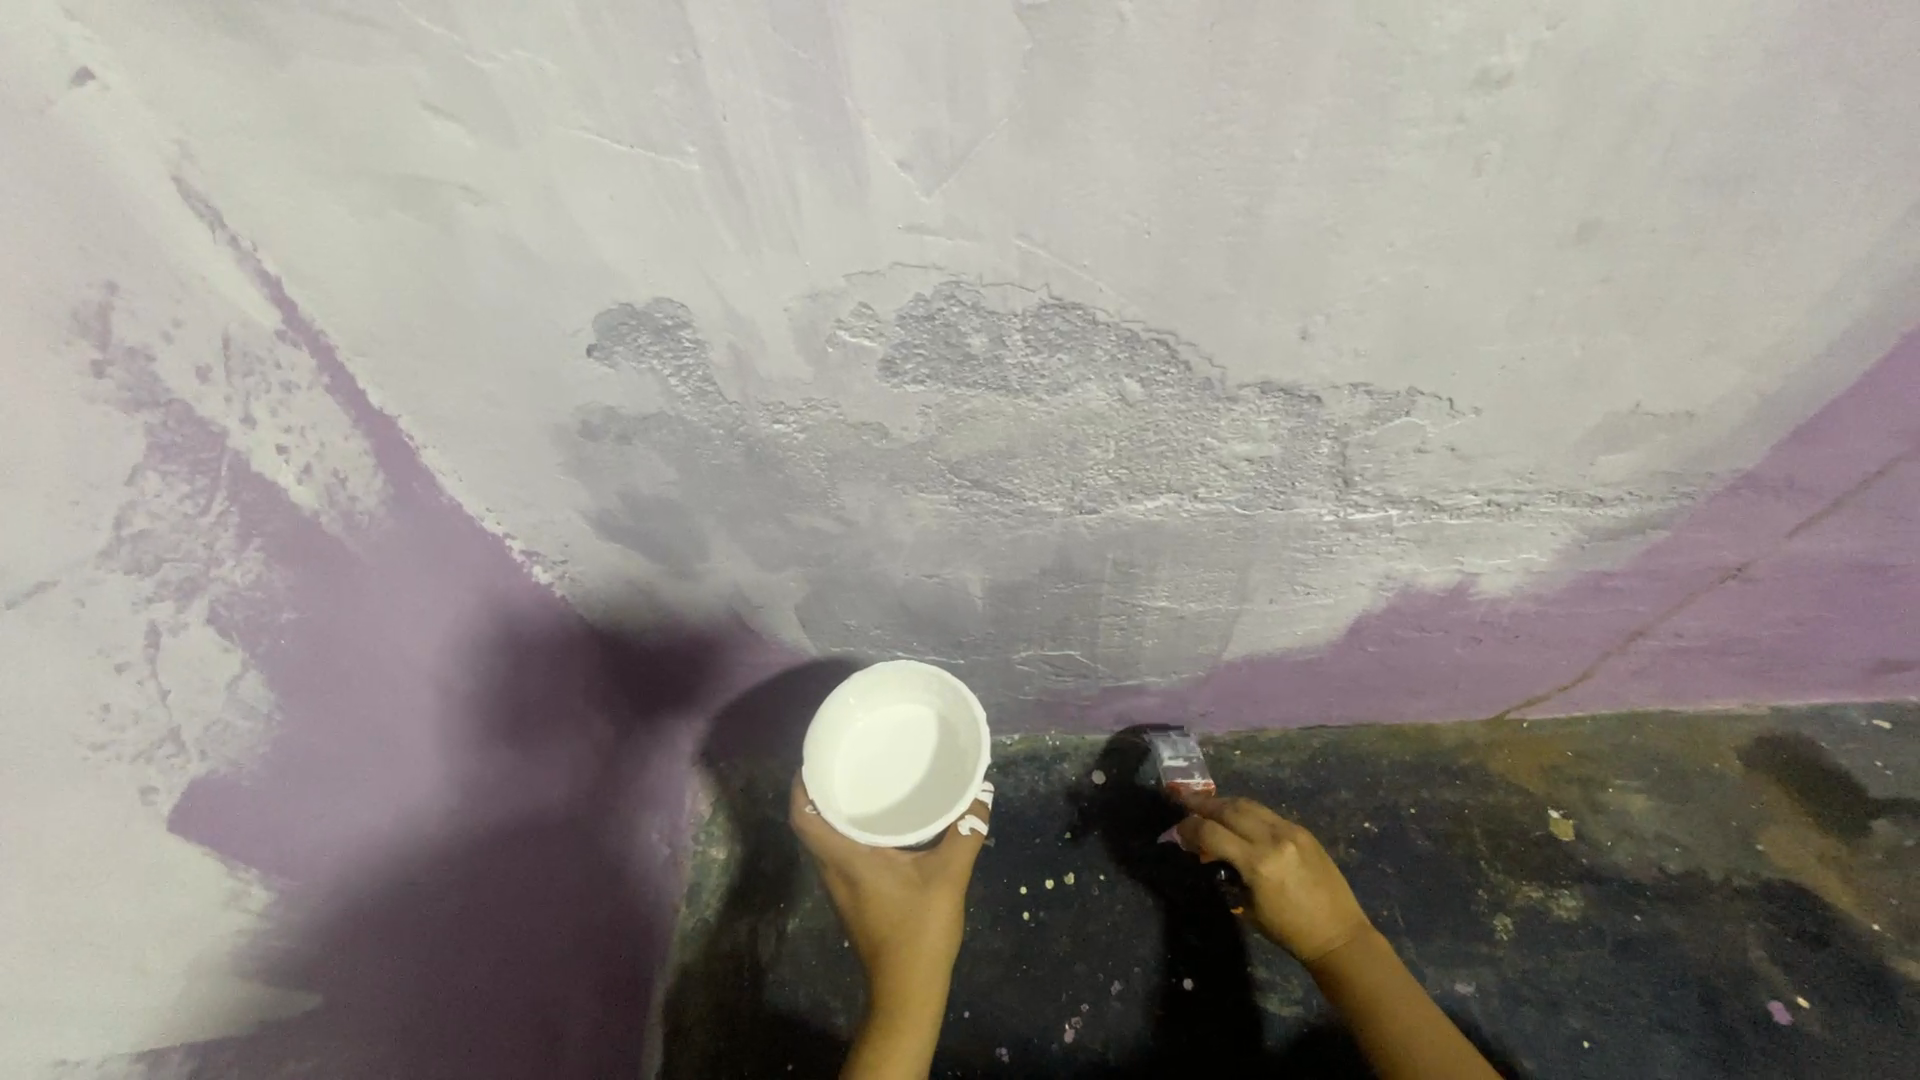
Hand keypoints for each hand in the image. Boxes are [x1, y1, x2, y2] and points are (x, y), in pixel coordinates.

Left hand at [788, 774, 992, 1000]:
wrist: (907, 991)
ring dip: (834, 813)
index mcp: (845, 859)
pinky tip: (878, 824)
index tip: (816, 758)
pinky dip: (848, 833)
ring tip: (860, 783)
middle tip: (844, 760)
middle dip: (819, 792)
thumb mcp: (949, 876)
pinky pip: (839, 854)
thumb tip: (983, 793)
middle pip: (810, 825)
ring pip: (824, 841)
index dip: (801, 786)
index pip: (803, 818)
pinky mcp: (852, 899)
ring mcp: (840, 888)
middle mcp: (834, 870)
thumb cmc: (919, 930)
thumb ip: (966, 832)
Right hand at [1176, 795, 1371, 963]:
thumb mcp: (1248, 907)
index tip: (1175, 833)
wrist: (1339, 935)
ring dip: (1222, 803)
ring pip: (1247, 804)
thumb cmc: (1289, 931)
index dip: (1187, 829)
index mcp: (1257, 863)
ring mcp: (1290, 831)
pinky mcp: (1302, 831)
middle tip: (1181, 799)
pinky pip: (1266, 813)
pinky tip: (1236, 817)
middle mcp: (1273, 839)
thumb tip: (1207, 853)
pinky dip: (1245, 811)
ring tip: (1205, 804)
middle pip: (1227, 809)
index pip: (1210, 832)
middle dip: (1200, 804)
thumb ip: (1227, 873)